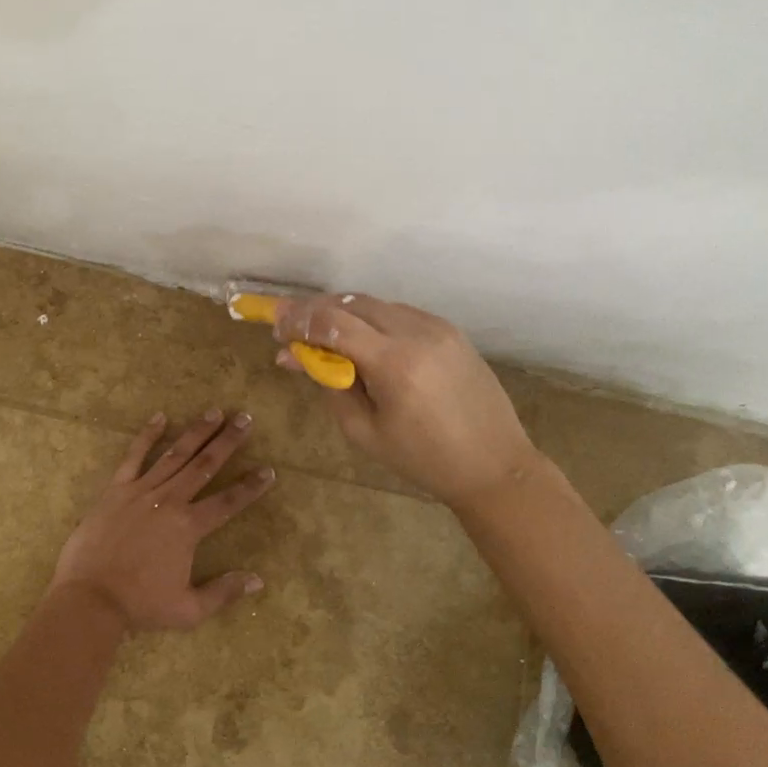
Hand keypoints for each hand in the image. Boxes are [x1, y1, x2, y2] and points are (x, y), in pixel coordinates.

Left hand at [49, 409, 273, 632]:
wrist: (90, 597)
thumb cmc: (140, 606)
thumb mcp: (188, 610)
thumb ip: (223, 592)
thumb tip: (256, 580)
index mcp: (189, 528)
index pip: (228, 502)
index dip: (250, 487)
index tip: (268, 470)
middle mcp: (169, 501)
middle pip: (204, 465)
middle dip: (227, 441)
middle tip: (245, 418)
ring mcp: (140, 491)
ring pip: (174, 455)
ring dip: (196, 432)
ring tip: (213, 412)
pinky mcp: (115, 490)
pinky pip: (133, 457)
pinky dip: (147, 436)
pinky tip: (160, 417)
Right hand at [272, 294, 539, 506]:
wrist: (493, 463)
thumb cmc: (422, 459)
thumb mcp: (363, 431)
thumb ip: (329, 385)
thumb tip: (293, 355)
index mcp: (395, 364)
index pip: (333, 323)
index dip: (298, 319)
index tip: (274, 325)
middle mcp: (417, 333)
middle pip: (352, 303)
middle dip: (314, 310)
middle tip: (288, 326)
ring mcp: (438, 327)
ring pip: (375, 304)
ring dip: (342, 312)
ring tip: (318, 334)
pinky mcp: (450, 331)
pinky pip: (399, 313)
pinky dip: (371, 319)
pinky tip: (359, 340)